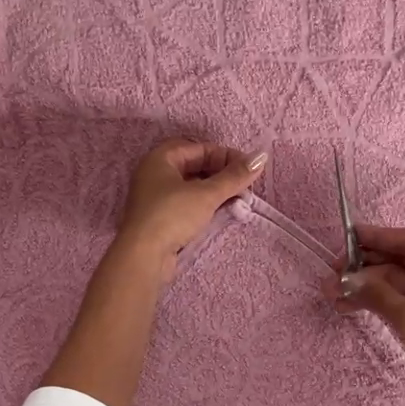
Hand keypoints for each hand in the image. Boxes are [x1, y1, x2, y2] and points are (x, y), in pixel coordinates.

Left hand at [116, 138, 267, 267]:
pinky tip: (221, 215)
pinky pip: (186, 207)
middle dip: (222, 177)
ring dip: (215, 194)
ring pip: (192, 190)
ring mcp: (155, 201)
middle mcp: (154, 176)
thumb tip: (261, 157)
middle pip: (195, 168)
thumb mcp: (206, 194)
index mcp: (160, 159)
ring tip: (238, 202)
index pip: (199, 149)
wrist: (143, 257)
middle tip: (245, 187)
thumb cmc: (171, 216)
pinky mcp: (159, 222)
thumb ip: (234, 177)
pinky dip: (204, 208)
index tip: (248, 169)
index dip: (225, 156)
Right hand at [327, 225, 404, 402]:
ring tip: (333, 293)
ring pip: (396, 283)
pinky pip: (400, 301)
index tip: (346, 236)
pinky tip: (351, 305)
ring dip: (366, 287)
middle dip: (366, 268)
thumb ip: (378, 295)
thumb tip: (346, 279)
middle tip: (332, 272)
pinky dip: (377, 302)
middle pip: (401, 261)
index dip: (376, 238)